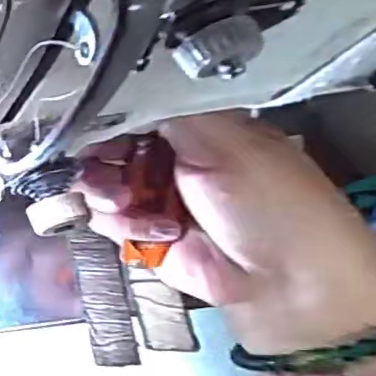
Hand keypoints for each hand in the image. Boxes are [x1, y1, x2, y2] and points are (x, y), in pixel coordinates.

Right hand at [77, 112, 375, 353]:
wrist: (284, 280)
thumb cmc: (275, 207)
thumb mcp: (230, 143)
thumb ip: (173, 113)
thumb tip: (123, 95)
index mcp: (196, 129)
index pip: (133, 112)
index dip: (108, 120)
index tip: (91, 129)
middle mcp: (170, 161)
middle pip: (106, 149)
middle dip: (98, 162)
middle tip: (111, 176)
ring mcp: (154, 198)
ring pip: (98, 186)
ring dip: (108, 195)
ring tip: (130, 205)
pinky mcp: (142, 234)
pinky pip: (106, 221)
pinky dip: (120, 225)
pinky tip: (155, 231)